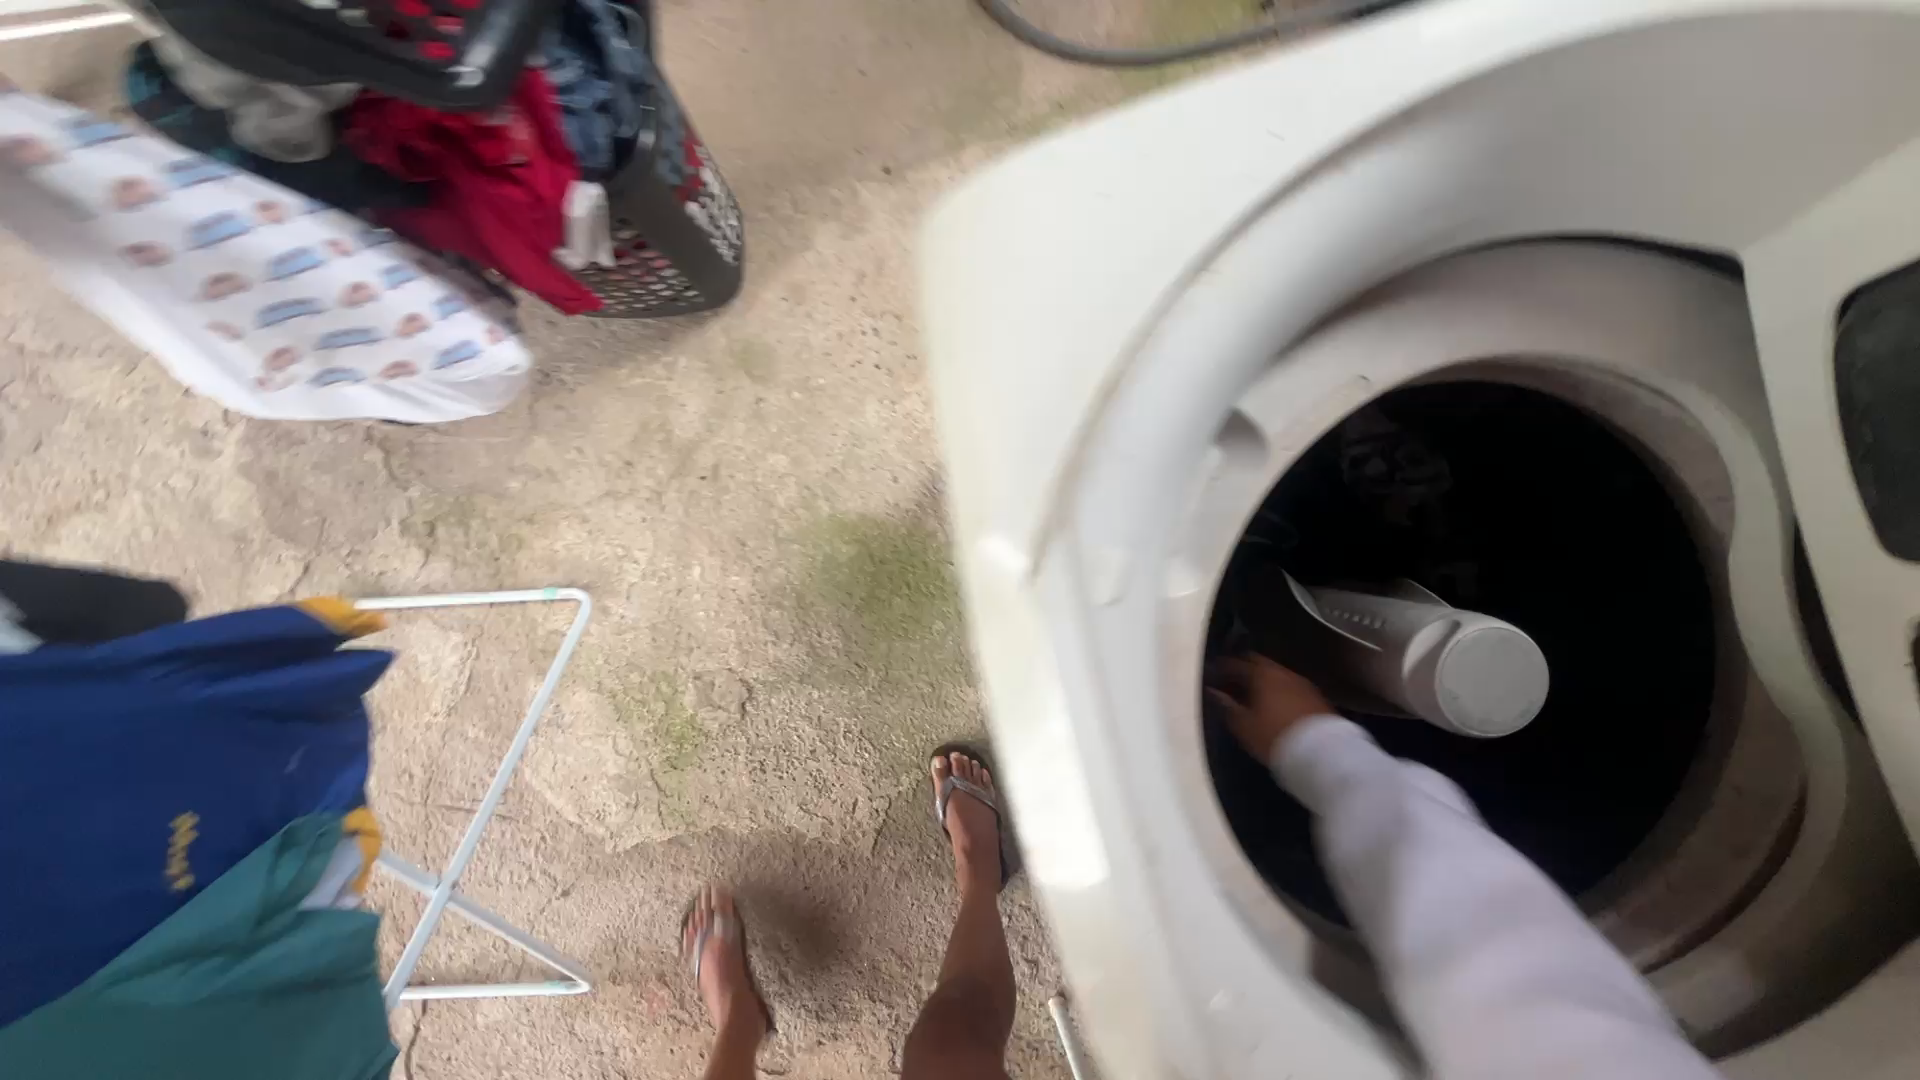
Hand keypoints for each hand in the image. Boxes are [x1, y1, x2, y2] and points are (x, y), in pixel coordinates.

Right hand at [1204, 653, 1335, 761]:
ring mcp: (1303, 684)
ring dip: (1264, 681)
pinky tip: (1275, 705)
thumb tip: (1214, 693)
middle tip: (1233, 682)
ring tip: (1253, 695)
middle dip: (1244, 670)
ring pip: (1277, 675)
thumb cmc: (1275, 737)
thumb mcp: (1243, 725)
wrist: (1323, 755)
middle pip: (1259, 663)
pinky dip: (1279, 691)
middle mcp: (1282, 672)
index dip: (1222, 668)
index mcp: (1261, 674)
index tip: (1213, 675)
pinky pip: (1291, 687)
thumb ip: (1226, 706)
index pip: (1236, 664)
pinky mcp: (1317, 698)